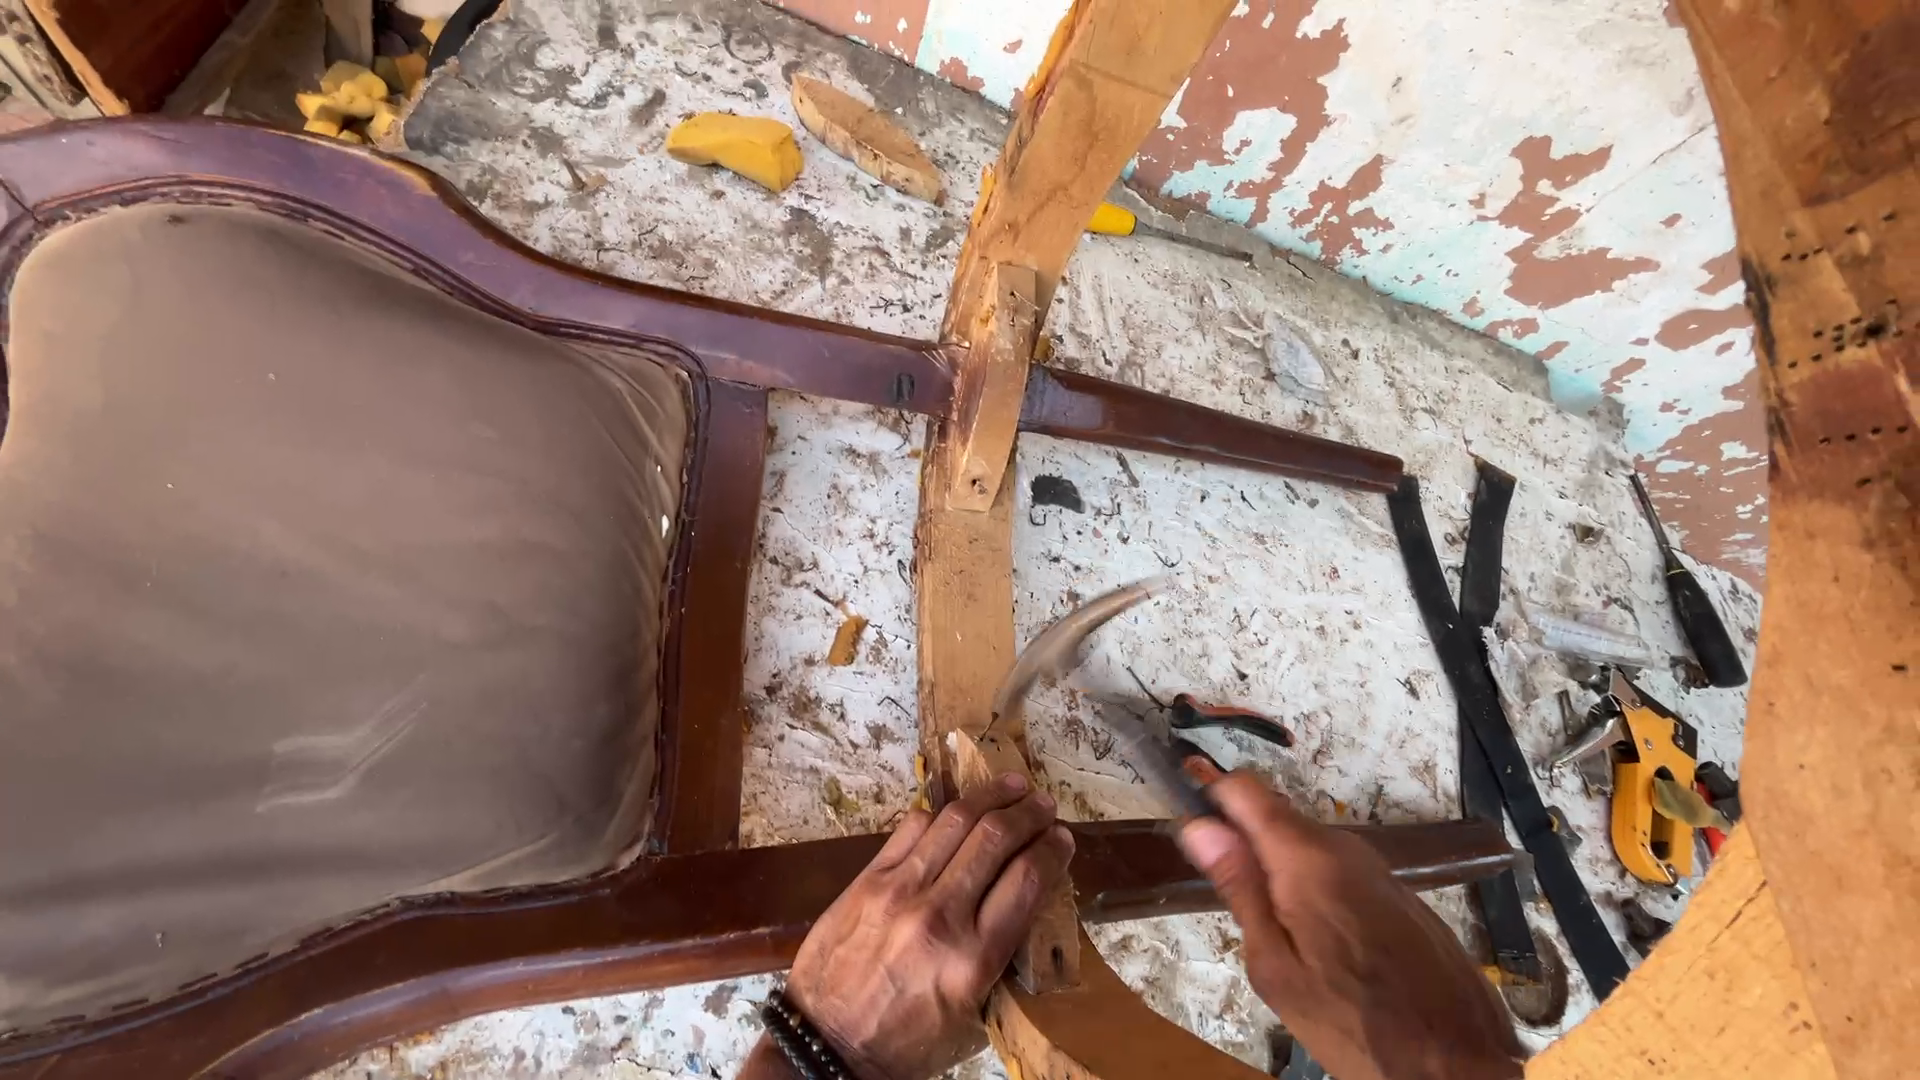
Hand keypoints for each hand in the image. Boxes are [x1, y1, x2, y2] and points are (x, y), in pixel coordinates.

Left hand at [777, 773, 1075, 1079]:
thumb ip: (999, 952)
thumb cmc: (907, 1038)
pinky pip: (912, 826)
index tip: (1063, 838)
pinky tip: (957, 811)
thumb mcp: (971, 1014)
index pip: (1026, 880)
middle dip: (1028, 813)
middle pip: (995, 838)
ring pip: (955, 820)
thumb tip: (1025, 895)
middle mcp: (941, 915)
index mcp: (974, 959)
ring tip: (1012, 786)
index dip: (1052, 850)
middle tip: (1043, 804)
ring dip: (991, 796)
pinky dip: (942, 813)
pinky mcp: (869, 877)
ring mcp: (901, 889)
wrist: (826, 1042)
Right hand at [1179, 772, 1522, 1079]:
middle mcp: (1343, 846)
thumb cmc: (1354, 1023)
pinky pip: (1341, 872)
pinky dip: (1320, 892)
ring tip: (1289, 941)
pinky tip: (1332, 950)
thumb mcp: (1275, 965)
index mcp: (1304, 857)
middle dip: (1248, 848)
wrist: (1463, 1069)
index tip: (1192, 815)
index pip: (1244, 788)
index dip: (1211, 791)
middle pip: (1275, 819)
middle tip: (1241, 908)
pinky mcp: (1402, 894)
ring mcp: (1379, 868)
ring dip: (1283, 874)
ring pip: (1308, 848)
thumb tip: (1199, 826)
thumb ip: (1238, 886)